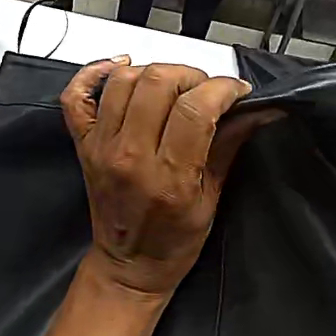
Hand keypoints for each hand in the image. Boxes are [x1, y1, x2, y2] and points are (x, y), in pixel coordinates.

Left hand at [59, 57, 274, 298]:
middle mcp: (130, 156)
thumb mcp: (212, 198)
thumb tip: (260, 110)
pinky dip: (93, 73)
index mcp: (168, 176)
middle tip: (205, 89)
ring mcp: (102, 146)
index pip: (196, 108)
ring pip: (123, 81)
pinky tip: (120, 68)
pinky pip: (76, 96)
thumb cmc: (172, 241)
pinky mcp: (84, 143)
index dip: (223, 88)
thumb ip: (230, 145)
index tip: (237, 90)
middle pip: (158, 82)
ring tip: (173, 85)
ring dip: (154, 71)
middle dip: (192, 75)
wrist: (128, 266)